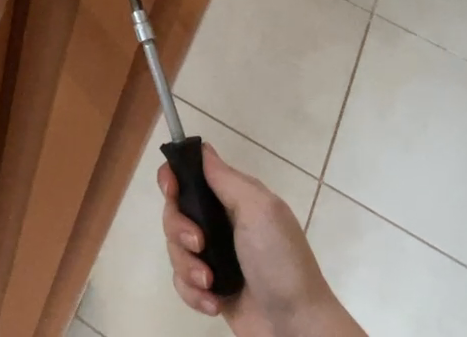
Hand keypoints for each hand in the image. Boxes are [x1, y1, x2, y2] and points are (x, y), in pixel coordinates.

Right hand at [161, 145, 362, 336]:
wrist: (296, 326)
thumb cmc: (280, 260)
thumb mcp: (259, 209)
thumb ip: (226, 179)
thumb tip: (202, 148)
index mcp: (233, 198)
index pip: (192, 175)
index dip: (174, 178)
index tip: (171, 191)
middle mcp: (220, 223)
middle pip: (175, 211)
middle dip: (179, 229)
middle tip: (199, 244)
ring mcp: (214, 256)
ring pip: (174, 248)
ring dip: (187, 266)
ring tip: (210, 283)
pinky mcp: (209, 288)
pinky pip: (181, 281)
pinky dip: (193, 293)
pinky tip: (214, 302)